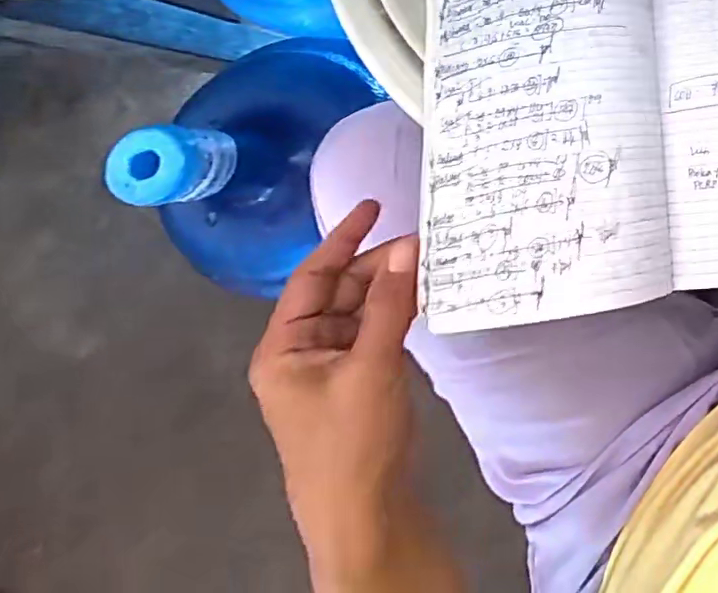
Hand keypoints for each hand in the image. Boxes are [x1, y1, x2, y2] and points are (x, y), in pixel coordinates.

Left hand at [249, 200, 420, 585]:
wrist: (365, 512)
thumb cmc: (352, 440)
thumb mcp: (372, 365)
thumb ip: (390, 303)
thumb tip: (409, 245)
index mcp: (285, 347)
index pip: (313, 276)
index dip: (343, 238)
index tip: (374, 205)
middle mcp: (305, 350)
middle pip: (342, 289)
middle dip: (380, 265)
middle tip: (425, 244)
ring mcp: (334, 364)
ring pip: (365, 307)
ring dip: (394, 287)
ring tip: (432, 265)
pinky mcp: (361, 376)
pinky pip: (379, 328)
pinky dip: (400, 310)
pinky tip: (426, 297)